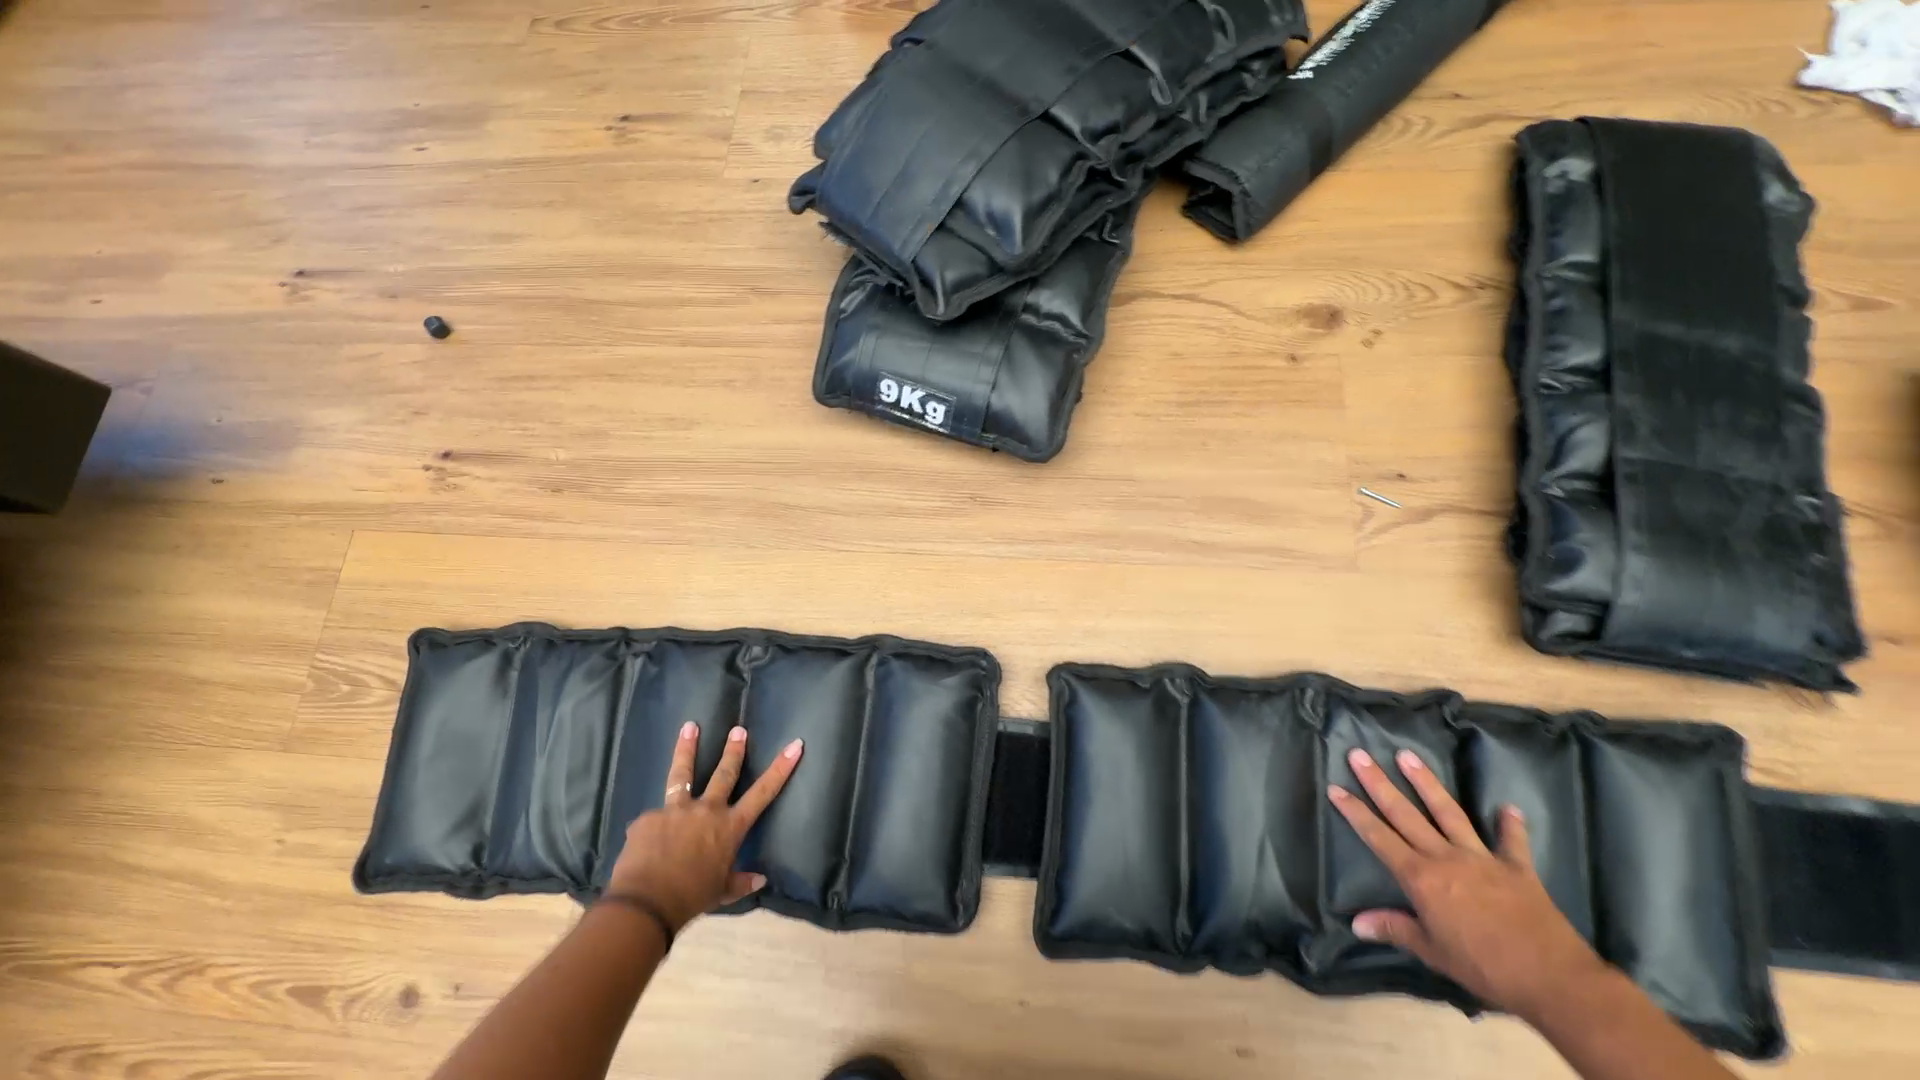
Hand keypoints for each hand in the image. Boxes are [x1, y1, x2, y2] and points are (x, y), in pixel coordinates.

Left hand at [604, 722, 803, 930]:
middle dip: (733, 750)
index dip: (781, 768)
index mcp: (730, 827)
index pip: (763, 793)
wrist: (646, 902)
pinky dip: (652, 827)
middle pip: (724, 773)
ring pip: (683, 774)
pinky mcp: (648, 817)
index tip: (794, 745)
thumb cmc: (691, 898)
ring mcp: (676, 810)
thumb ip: (740, 882)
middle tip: (738, 730)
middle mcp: (707, 810)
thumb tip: (761, 880)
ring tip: (690, 726)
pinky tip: (644, 841)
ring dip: (687, 748)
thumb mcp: (722, 892)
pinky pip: (652, 820)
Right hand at [1326, 747, 1607, 1020]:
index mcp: (1421, 878)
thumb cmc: (1483, 967)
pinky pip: (1511, 842)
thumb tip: (1356, 923)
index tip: (1336, 788)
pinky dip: (1510, 825)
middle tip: (1359, 755)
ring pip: (1448, 813)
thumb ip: (1395, 930)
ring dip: (1427, 784)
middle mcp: (1446, 858)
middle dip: (1379, 784)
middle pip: (1405, 814)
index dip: (1355, 812)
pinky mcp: (1517, 868)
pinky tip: (1508, 808)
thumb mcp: (1433, 953)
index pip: (1378, 838)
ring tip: (1408, 756)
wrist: (1550, 976)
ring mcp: (1482, 858)